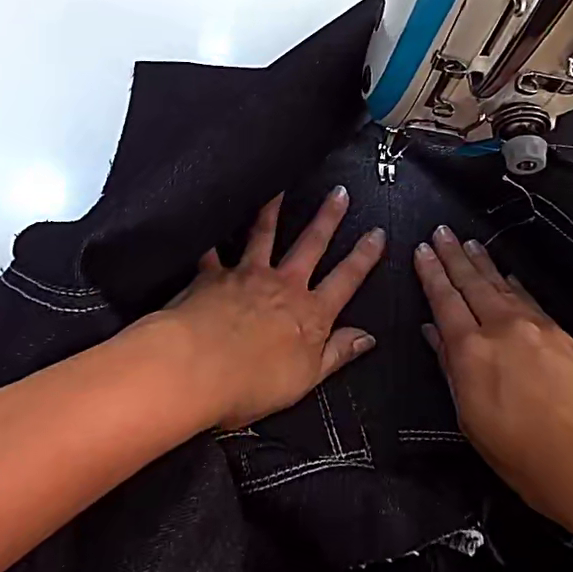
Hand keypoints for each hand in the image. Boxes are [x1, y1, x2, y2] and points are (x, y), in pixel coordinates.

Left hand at [160, 188, 385, 429]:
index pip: (346, 278)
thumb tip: (366, 339)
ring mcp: (247, 277)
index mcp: (310, 313)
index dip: (364, 256)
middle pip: (312, 245)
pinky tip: (213, 223)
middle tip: (339, 194)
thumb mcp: (307, 377)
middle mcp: (283, 286)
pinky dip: (213, 239)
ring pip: (266, 236)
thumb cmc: (250, 381)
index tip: (376, 234)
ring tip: (281, 190)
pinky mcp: (212, 278)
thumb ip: (338, 353)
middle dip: (329, 218)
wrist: (196, 368)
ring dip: (274, 212)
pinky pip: (213, 253)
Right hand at [415, 227, 572, 545]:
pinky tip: (512, 279)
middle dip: (455, 256)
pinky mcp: (570, 338)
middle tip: (443, 232)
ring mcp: (541, 330)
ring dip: (484, 264)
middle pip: (474, 283)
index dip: (432, 274)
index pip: (445, 301)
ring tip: (471, 245)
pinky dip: (517, 286)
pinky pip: (533, 301)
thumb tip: (438, 338)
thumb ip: (453, 373)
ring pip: (504, 286)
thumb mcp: (476, 426)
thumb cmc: (538, 463)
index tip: (423, 252)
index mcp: (474, 353)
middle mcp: (506, 330)